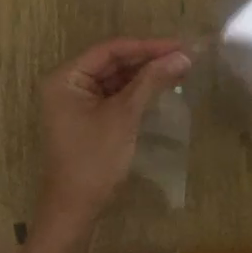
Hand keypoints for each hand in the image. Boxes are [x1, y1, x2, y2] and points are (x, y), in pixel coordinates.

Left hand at [37, 38, 191, 226]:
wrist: (76, 207)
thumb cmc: (94, 159)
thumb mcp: (124, 116)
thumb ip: (150, 82)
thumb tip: (183, 56)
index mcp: (66, 78)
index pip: (109, 51)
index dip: (146, 46)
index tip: (180, 45)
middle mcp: (67, 84)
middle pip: (112, 62)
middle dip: (147, 59)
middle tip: (185, 56)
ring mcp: (76, 102)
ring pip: (115, 79)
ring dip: (144, 75)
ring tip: (180, 68)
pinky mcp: (87, 118)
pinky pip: (113, 96)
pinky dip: (136, 92)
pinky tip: (161, 87)